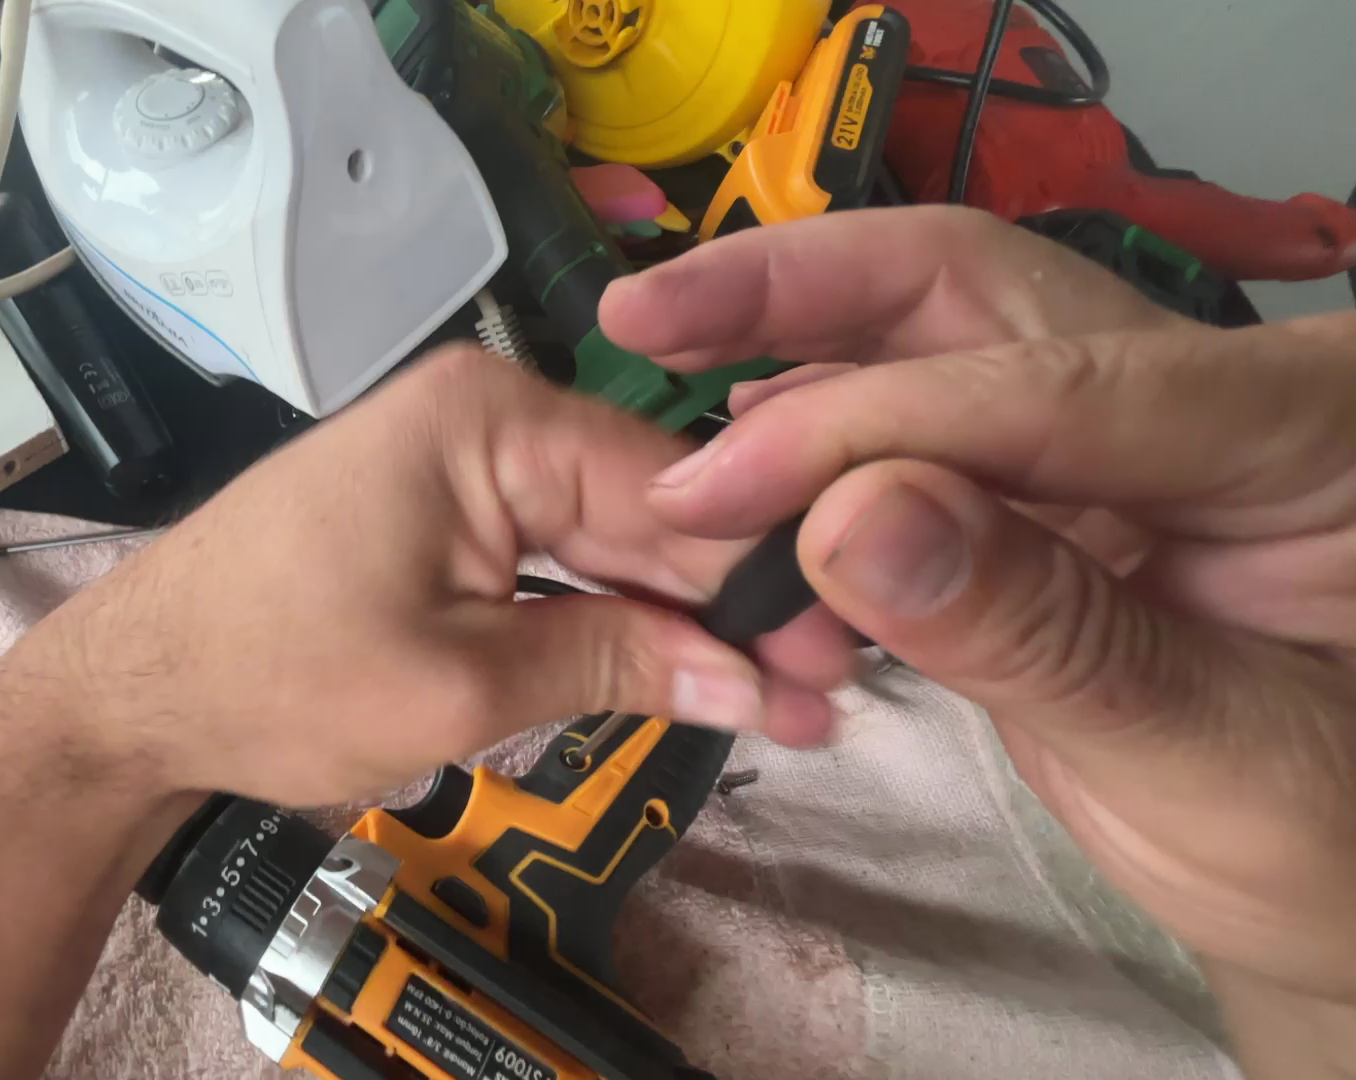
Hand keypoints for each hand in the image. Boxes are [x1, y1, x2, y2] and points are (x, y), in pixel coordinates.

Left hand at [0, 347, 853, 809]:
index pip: (667, 485)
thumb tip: (750, 680)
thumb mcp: (455, 683)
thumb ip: (609, 662)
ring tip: (765, 693)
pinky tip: (659, 660)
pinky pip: (537, 558)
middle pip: (635, 509)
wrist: (133, 689)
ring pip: (591, 539)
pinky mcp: (431, 516)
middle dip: (718, 604)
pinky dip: (591, 613)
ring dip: (663, 617)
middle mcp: (478, 418)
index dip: (756, 576)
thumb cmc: (275, 678)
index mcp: (487, 419)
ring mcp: (452, 465)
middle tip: (822, 691)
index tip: (837, 656)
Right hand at [603, 207, 1355, 1020]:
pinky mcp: (1013, 465)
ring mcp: (1091, 419)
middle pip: (963, 284)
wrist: (1322, 847)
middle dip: (784, 290)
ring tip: (659, 344)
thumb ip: (1032, 632)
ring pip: (911, 326)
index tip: (700, 496)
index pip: (1041, 390)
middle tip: (644, 310)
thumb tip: (844, 522)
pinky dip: (791, 412)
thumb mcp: (1205, 759)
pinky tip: (725, 417)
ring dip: (771, 331)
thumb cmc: (1317, 830)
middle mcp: (1192, 382)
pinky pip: (887, 406)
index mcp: (1310, 431)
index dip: (849, 432)